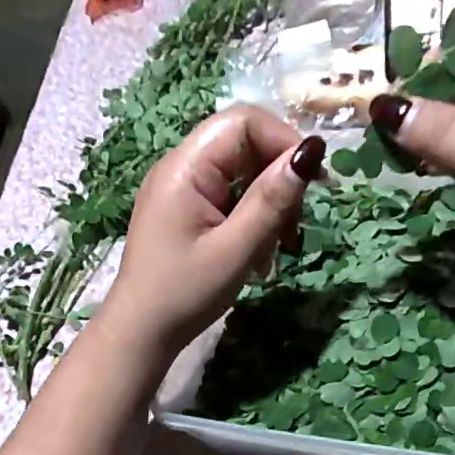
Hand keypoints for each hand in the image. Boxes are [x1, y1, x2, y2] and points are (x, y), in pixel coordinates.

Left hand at [100, 105, 324, 354]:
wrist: (141, 333)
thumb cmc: (185, 293)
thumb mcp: (235, 250)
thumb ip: (271, 201)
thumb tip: (310, 154)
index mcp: (185, 167)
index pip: (243, 121)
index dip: (284, 141)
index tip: (312, 182)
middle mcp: (182, 167)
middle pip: (246, 145)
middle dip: (279, 180)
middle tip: (293, 227)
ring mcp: (184, 189)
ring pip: (243, 173)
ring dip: (270, 204)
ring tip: (276, 247)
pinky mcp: (188, 211)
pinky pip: (231, 198)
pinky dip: (253, 219)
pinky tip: (259, 253)